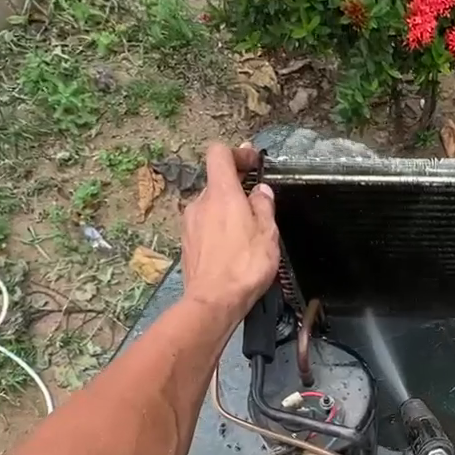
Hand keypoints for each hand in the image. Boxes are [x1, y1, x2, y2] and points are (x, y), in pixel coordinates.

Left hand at [178, 141, 279, 321]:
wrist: (213, 301)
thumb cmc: (244, 266)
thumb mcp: (268, 233)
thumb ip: (264, 206)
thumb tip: (260, 191)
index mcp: (221, 193)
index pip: (219, 153)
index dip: (238, 152)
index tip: (253, 162)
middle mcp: (200, 203)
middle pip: (216, 182)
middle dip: (237, 187)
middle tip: (258, 202)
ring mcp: (190, 223)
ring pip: (211, 206)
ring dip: (228, 211)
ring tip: (248, 231)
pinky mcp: (187, 242)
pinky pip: (205, 225)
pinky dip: (219, 228)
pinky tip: (233, 248)